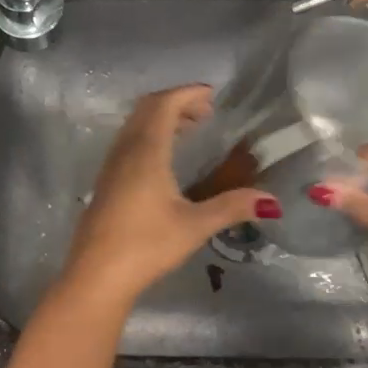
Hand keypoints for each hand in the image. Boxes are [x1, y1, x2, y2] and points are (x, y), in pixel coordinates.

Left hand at [65, 85, 279, 303]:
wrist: (96, 274)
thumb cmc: (146, 245)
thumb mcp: (194, 226)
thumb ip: (231, 207)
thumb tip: (271, 200)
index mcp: (147, 150)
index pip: (165, 104)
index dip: (188, 93)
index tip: (212, 94)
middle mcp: (126, 148)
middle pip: (148, 107)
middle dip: (177, 101)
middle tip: (206, 111)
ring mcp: (112, 162)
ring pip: (136, 122)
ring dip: (161, 116)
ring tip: (190, 129)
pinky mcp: (106, 178)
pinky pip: (129, 138)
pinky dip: (150, 132)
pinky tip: (165, 156)